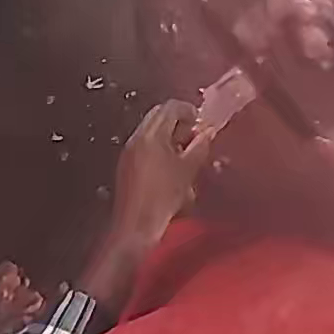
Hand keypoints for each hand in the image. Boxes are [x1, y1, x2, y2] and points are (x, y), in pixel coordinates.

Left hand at [79, 100, 213, 312]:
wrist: (136, 226)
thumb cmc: (164, 197)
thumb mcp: (188, 170)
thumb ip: (199, 146)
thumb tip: (207, 131)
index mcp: (152, 134)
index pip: (171, 107)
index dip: (189, 110)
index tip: (201, 123)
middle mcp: (137, 137)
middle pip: (159, 114)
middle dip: (178, 120)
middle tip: (194, 135)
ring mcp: (129, 149)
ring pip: (151, 128)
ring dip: (168, 133)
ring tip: (184, 151)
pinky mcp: (126, 163)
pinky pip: (144, 143)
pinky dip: (159, 145)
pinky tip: (169, 164)